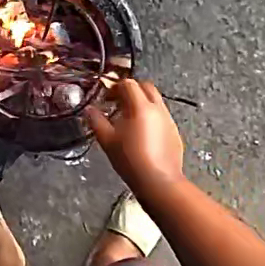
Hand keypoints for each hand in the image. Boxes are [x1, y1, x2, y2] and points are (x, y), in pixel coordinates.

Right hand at [85, 79, 185, 195]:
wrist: (159, 181)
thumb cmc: (130, 160)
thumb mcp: (107, 140)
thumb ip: (97, 121)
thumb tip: (89, 110)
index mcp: (140, 107)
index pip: (129, 84)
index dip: (115, 87)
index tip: (106, 96)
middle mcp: (158, 109)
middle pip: (145, 87)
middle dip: (131, 90)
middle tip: (117, 102)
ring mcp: (168, 120)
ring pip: (155, 101)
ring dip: (141, 103)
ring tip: (128, 118)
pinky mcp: (175, 132)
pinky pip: (162, 116)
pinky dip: (151, 116)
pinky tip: (142, 133)